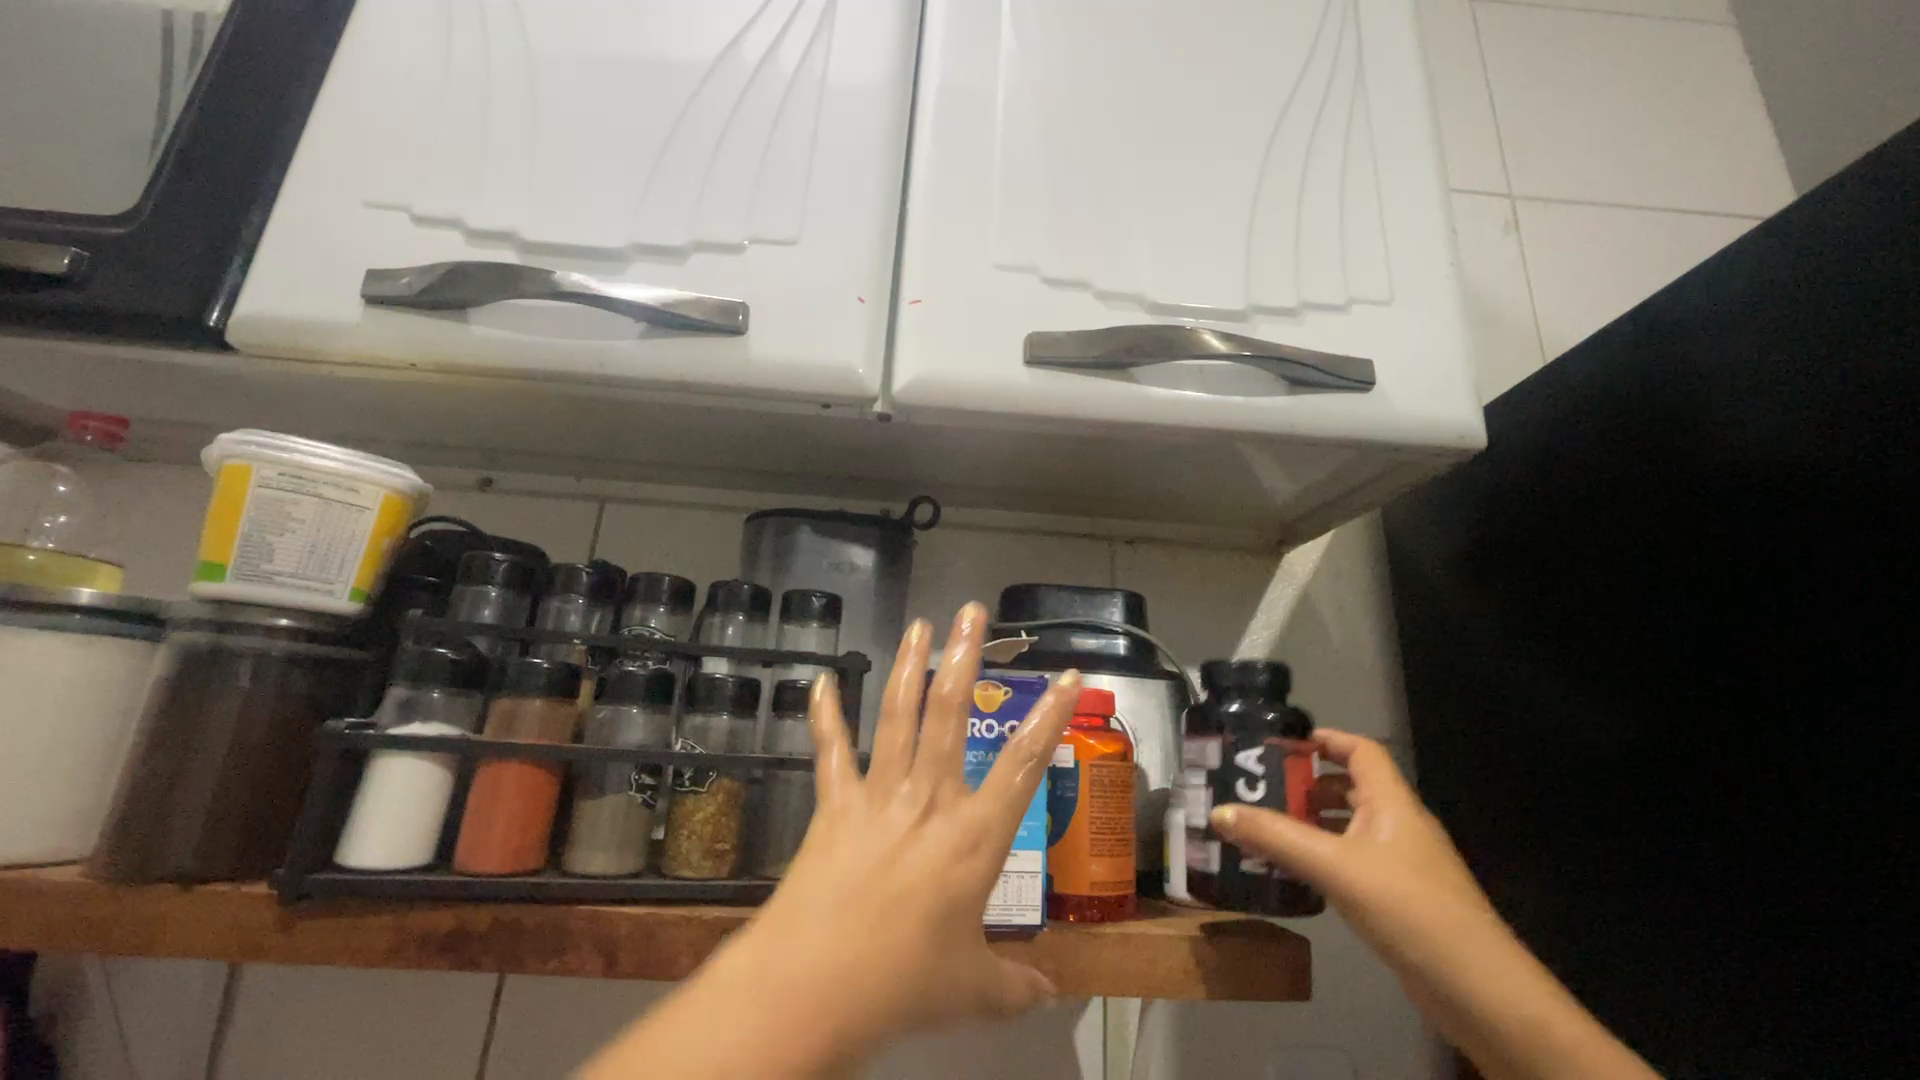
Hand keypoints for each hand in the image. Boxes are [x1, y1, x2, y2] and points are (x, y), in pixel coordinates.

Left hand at [742, 602, 1079, 1038]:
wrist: (814, 984)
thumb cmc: (903, 983)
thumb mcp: (970, 990)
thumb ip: (1013, 986)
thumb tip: (1048, 996)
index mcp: (975, 837)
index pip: (1025, 763)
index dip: (1051, 716)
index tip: (1069, 674)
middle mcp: (930, 801)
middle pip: (952, 714)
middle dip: (965, 658)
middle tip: (971, 612)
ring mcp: (878, 796)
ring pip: (898, 717)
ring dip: (908, 666)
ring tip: (919, 625)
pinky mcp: (834, 806)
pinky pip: (831, 752)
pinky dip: (826, 714)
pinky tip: (821, 679)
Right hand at [1211, 732, 1660, 1079]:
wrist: (1476, 986)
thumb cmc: (1409, 909)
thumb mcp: (1334, 868)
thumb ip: (1276, 838)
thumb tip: (1218, 812)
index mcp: (1392, 803)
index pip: (1361, 750)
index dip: (1325, 739)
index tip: (1280, 743)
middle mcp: (1399, 825)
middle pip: (1350, 788)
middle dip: (1305, 785)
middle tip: (1257, 790)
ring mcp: (1402, 864)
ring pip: (1349, 827)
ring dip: (1310, 824)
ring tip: (1263, 829)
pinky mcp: (1398, 898)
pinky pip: (1351, 862)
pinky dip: (1321, 858)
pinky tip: (1292, 874)